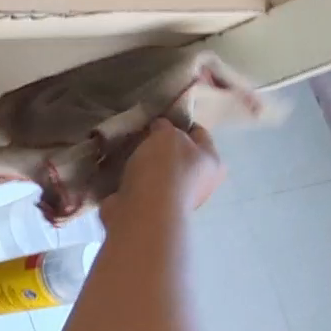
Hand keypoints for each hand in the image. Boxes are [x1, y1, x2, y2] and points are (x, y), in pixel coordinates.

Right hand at [104, 119, 224, 227]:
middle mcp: (201, 180)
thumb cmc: (163, 169)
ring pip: (159, 170)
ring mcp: (177, 196)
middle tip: (136, 137)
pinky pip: (142, 185)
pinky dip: (131, 179)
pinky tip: (117, 172)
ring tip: (122, 154)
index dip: (178, 123)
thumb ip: (165, 126)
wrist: (143, 211)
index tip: (155, 119)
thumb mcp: (166, 135)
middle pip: (179, 153)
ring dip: (143, 163)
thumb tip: (160, 127)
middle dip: (159, 145)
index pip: (199, 132)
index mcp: (213, 160)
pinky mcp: (153, 206)